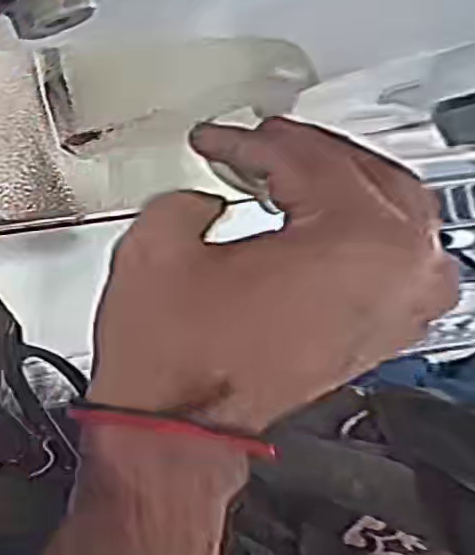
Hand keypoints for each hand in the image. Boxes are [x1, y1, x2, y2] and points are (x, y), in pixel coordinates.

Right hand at [89, 117, 459, 433]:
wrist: (176, 416)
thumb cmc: (171, 350)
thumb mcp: (150, 252)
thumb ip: (181, 202)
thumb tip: (199, 200)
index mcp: (357, 241)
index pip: (308, 164)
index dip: (250, 142)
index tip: (219, 137)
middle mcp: (404, 270)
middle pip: (371, 180)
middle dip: (307, 154)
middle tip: (259, 141)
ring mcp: (403, 305)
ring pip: (391, 218)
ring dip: (336, 190)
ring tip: (284, 180)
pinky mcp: (384, 329)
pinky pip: (389, 260)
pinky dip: (350, 234)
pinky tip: (310, 231)